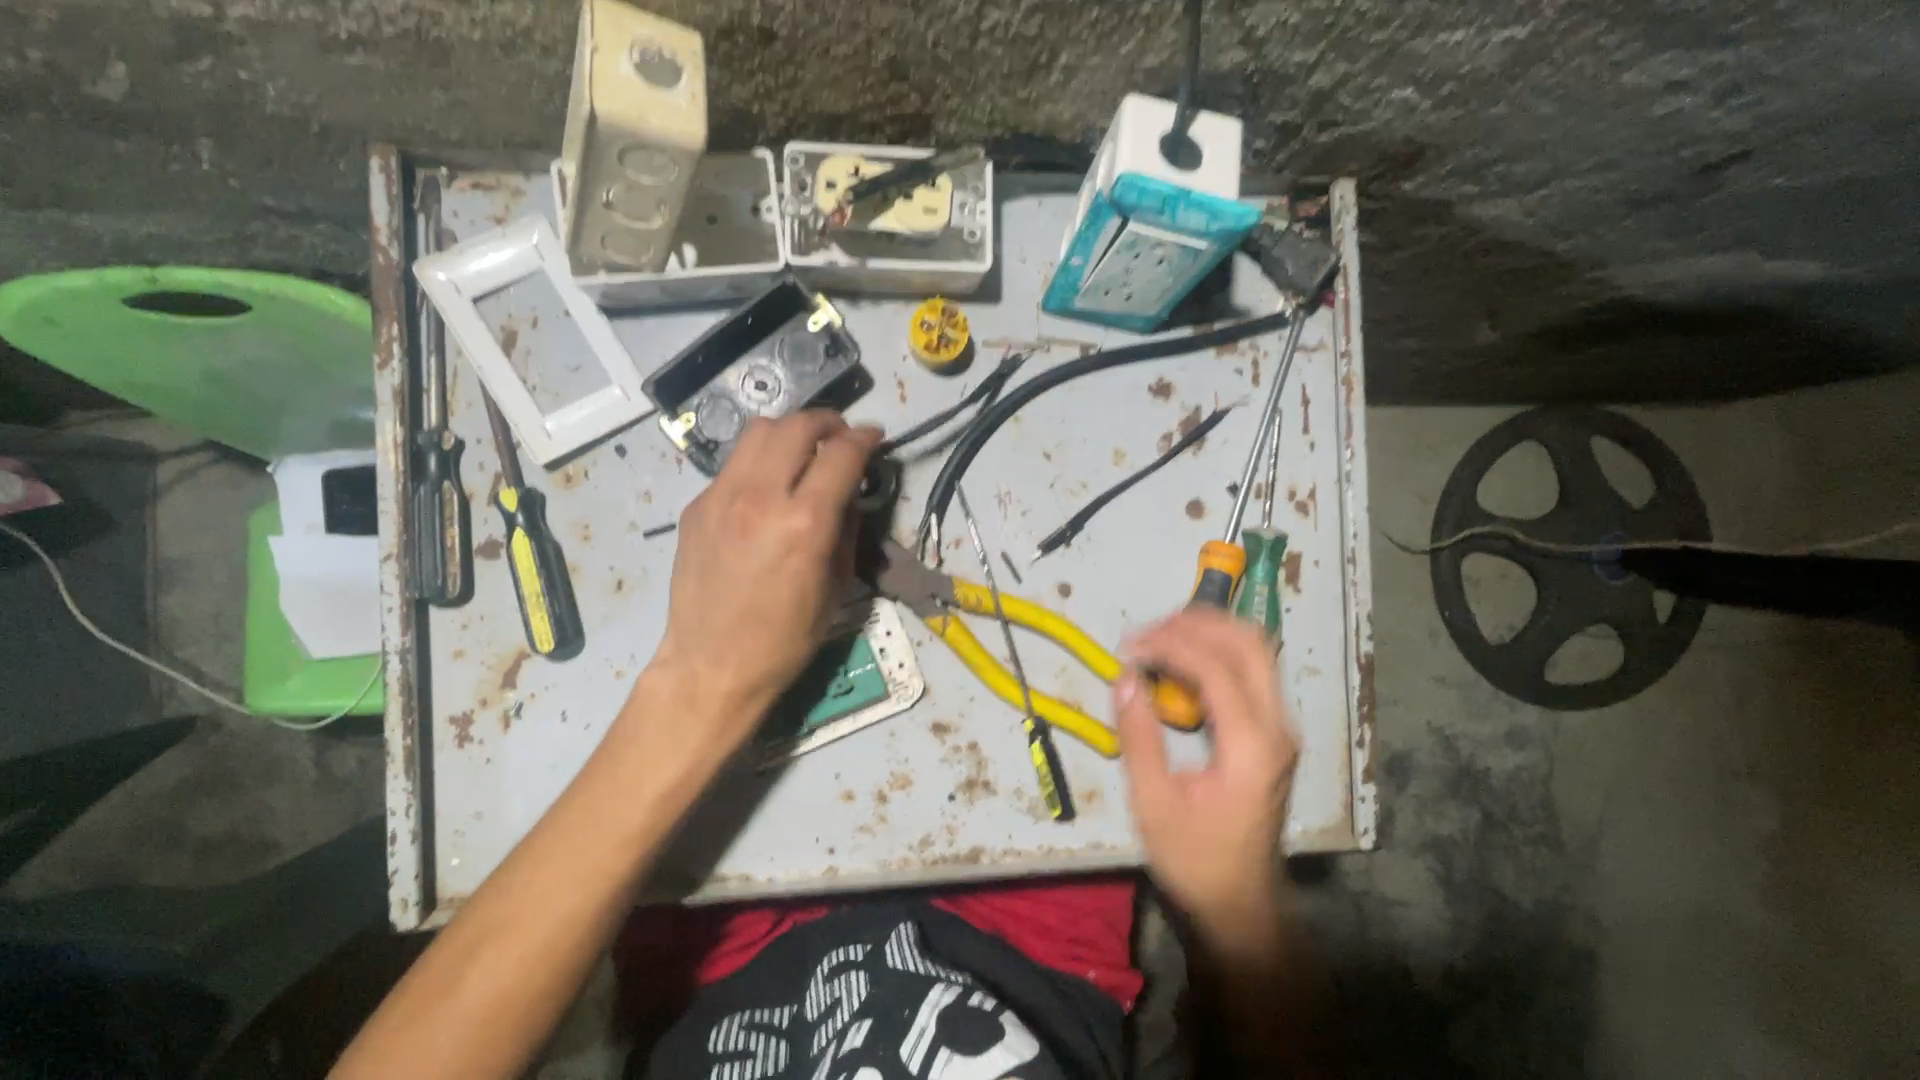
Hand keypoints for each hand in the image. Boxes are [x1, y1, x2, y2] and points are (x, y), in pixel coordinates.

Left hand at [647, 412, 880, 742]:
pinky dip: (759, 463)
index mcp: (804, 523)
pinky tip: (766, 490)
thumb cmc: (786, 638)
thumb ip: (845, 528)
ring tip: (803, 451)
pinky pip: (733, 465)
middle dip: (828, 422)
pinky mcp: (697, 506)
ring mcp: (721, 497)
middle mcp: (760, 497)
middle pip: (797, 426)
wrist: (713, 665)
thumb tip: (848, 491)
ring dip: (789, 432)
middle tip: (840, 437)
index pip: (841, 453)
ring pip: (758, 431)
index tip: (874, 437)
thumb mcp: (836, 586)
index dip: (865, 438)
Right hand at [1115, 609, 1298, 949]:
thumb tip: (1125, 676)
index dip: (1169, 644)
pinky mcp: (1273, 734)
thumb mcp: (1153, 802)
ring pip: (1257, 651)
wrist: (1240, 905)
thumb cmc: (1193, 860)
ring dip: (1210, 633)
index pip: (1216, 666)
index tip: (1127, 648)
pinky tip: (1181, 662)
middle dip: (1197, 624)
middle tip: (1147, 631)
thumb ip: (1138, 735)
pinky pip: (1252, 672)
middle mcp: (1277, 727)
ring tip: (1160, 638)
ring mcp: (1281, 729)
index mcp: (1252, 745)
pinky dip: (1217, 653)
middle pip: (1250, 643)